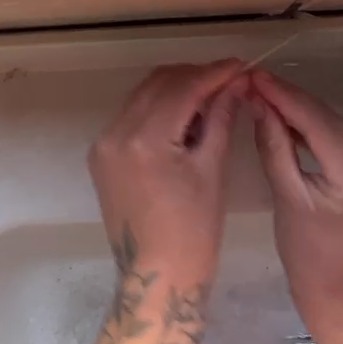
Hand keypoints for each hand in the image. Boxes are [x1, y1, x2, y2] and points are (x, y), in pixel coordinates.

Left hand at [87, 60, 246, 286]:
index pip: (183, 88)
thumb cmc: (194, 231)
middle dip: (195, 76)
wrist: (157, 278)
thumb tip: (237, 81)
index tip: (241, 65)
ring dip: (175, 88)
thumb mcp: (212, 170)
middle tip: (228, 80)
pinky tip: (183, 117)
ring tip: (210, 96)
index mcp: (146, 139)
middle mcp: (117, 132)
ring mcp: (104, 142)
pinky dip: (157, 107)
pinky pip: (131, 114)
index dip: (214, 73)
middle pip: (159, 83)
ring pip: (143, 94)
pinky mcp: (101, 153)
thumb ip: (221, 117)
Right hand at [250, 70, 342, 337]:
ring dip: (300, 110)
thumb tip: (257, 99)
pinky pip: (340, 140)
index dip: (284, 96)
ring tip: (264, 93)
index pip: (318, 123)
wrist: (338, 295)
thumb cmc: (306, 255)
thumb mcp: (285, 196)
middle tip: (253, 81)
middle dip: (289, 99)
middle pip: (328, 121)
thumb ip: (273, 144)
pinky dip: (313, 128)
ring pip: (334, 126)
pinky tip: (287, 117)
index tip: (254, 75)